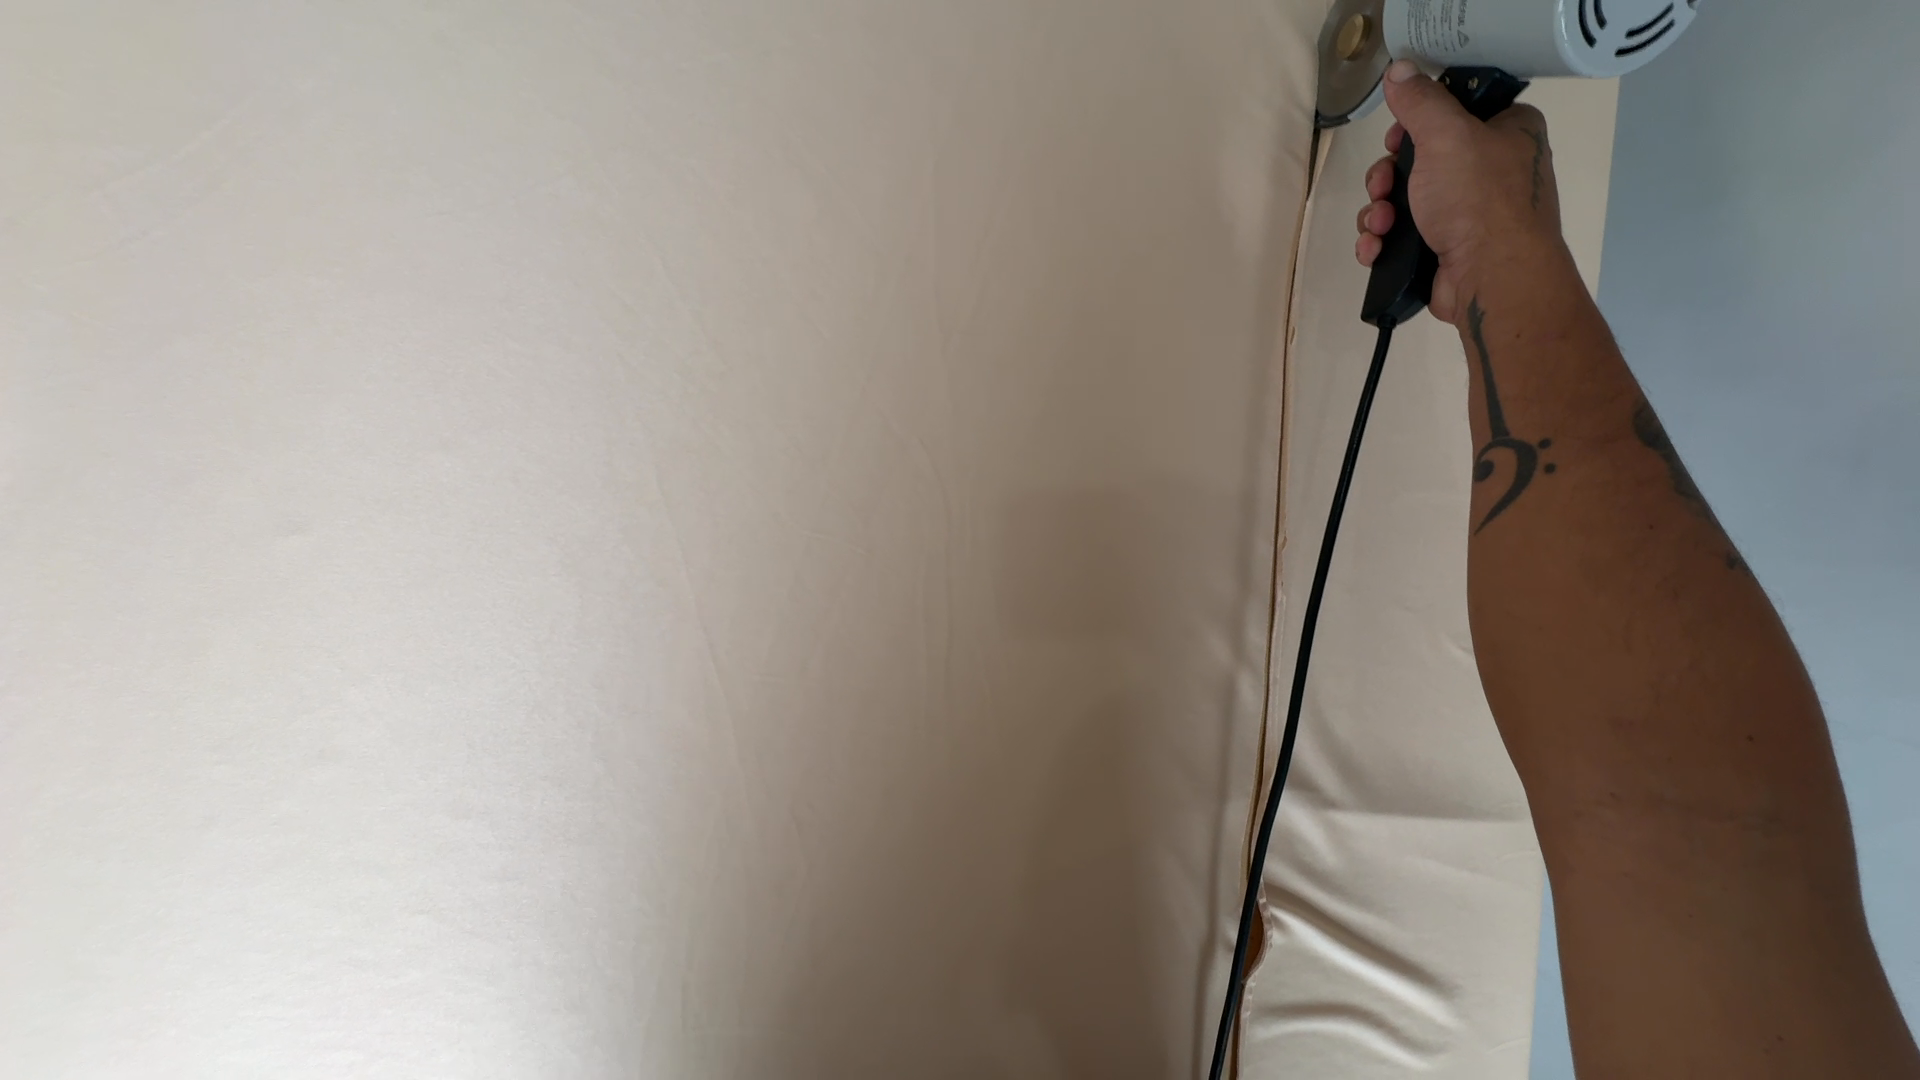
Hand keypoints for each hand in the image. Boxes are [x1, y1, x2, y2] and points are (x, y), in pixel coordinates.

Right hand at [1354, 60, 1570, 324]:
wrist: (1490, 276)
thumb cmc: (1477, 199)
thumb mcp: (1446, 137)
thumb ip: (1419, 103)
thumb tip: (1398, 70)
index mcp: (1506, 132)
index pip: (1451, 117)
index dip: (1413, 130)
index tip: (1396, 143)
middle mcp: (1488, 170)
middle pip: (1415, 163)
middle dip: (1385, 181)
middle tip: (1382, 190)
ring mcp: (1465, 214)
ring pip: (1401, 204)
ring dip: (1378, 215)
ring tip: (1379, 229)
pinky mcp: (1442, 250)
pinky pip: (1399, 239)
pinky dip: (1380, 243)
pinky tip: (1374, 250)